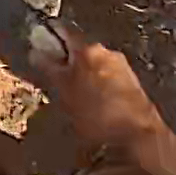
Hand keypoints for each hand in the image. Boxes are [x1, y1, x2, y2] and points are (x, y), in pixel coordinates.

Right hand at [34, 22, 175, 174]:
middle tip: (52, 79)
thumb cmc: (96, 115)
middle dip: (65, 61)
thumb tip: (36, 51)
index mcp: (89, 49)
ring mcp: (123, 67)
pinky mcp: (133, 83)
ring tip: (70, 95)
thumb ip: (50, 68)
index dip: (48, 41)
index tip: (37, 53)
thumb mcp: (64, 92)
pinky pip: (106, 76)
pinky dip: (95, 84)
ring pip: (93, 64)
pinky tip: (90, 103)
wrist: (139, 141)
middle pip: (79, 49)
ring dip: (81, 74)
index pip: (63, 33)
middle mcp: (108, 52)